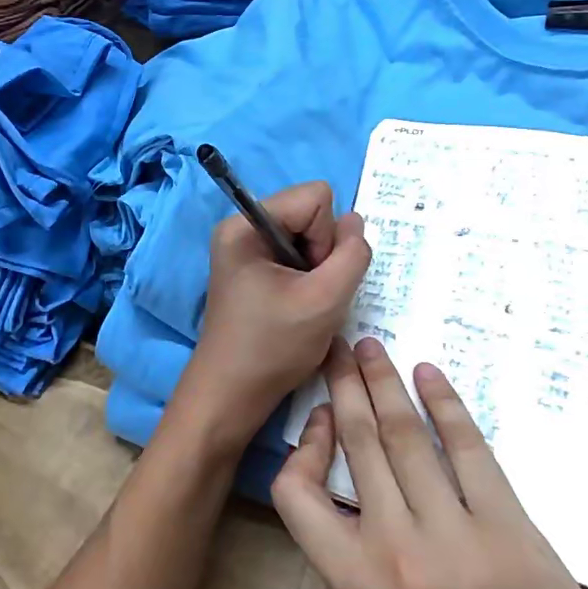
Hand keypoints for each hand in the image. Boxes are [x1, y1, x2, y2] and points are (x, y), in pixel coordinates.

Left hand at [172, 182, 370, 450]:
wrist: (231, 392)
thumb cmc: (272, 347)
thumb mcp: (324, 300)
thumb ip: (351, 254)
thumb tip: (356, 221)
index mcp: (244, 224)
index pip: (315, 196)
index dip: (328, 236)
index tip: (314, 278)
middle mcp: (240, 226)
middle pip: (310, 212)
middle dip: (323, 253)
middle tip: (309, 295)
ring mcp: (245, 247)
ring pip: (307, 234)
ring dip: (317, 268)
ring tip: (302, 303)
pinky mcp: (252, 266)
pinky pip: (295, 253)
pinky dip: (307, 277)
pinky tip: (296, 306)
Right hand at [271, 339, 587, 588]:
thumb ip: (356, 572)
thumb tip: (345, 509)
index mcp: (357, 583)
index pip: (297, 494)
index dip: (303, 447)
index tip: (318, 420)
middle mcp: (397, 548)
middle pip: (360, 442)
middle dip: (344, 387)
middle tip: (336, 348)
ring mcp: (456, 534)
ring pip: (405, 436)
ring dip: (384, 383)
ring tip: (371, 348)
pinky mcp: (511, 530)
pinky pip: (470, 452)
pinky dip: (446, 407)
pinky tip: (429, 375)